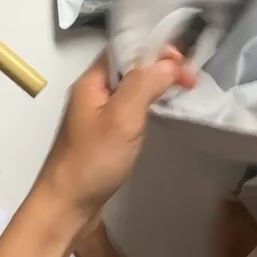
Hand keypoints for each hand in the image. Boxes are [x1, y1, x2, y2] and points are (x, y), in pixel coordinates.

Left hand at [33, 49, 196, 218]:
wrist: (67, 206)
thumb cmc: (92, 162)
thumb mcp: (122, 118)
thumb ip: (144, 84)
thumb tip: (169, 62)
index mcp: (91, 82)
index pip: (125, 49)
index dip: (155, 49)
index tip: (183, 62)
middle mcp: (92, 94)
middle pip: (129, 67)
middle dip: (160, 67)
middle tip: (190, 79)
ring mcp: (96, 116)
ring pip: (130, 89)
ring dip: (156, 86)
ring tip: (183, 90)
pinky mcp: (103, 136)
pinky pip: (129, 110)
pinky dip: (149, 106)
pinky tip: (163, 113)